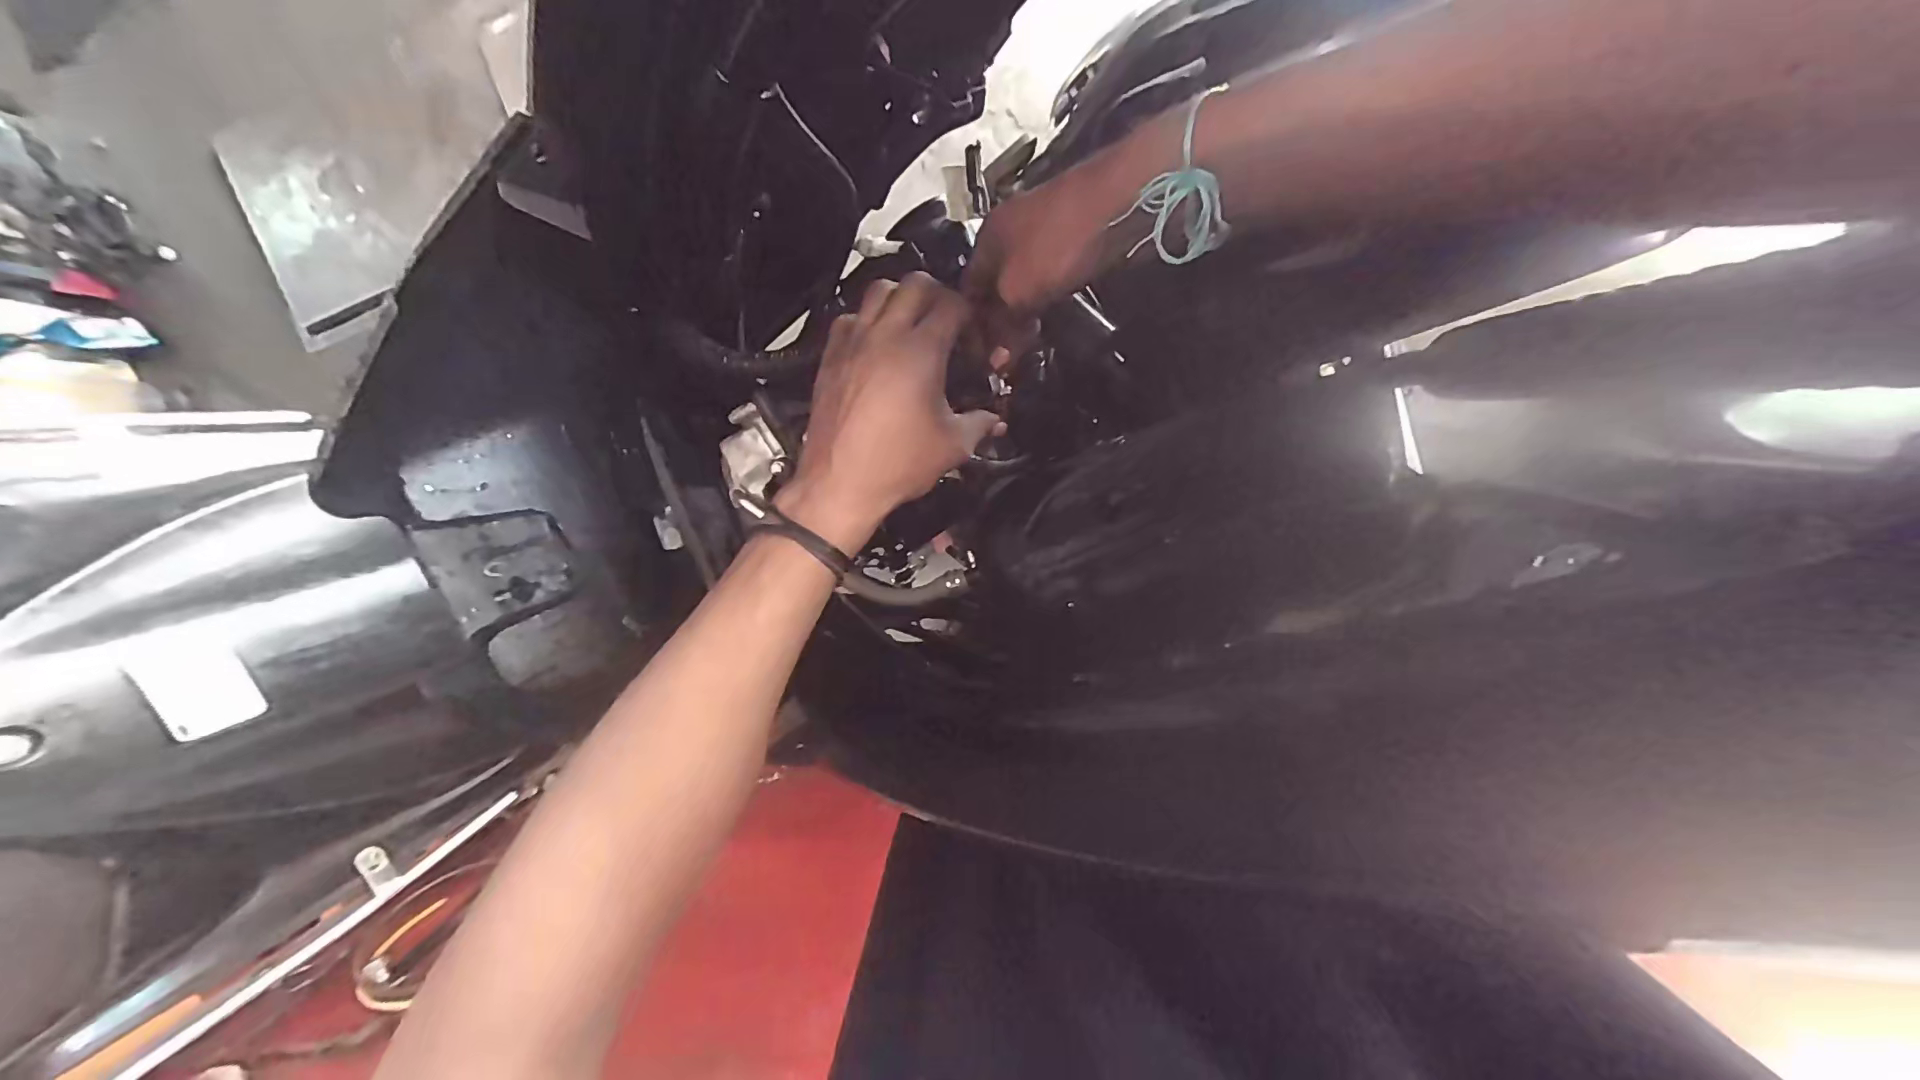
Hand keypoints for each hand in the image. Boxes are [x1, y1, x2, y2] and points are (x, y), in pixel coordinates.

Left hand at [774, 272, 1002, 552]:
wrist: (839, 484)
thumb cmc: (898, 464)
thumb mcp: (952, 446)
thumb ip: (980, 424)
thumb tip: (996, 420)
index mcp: (921, 351)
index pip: (953, 304)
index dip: (970, 315)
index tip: (974, 337)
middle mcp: (885, 335)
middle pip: (916, 283)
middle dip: (939, 295)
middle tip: (947, 323)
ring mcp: (853, 342)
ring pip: (878, 290)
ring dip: (901, 299)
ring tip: (911, 326)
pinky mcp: (830, 357)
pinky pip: (849, 318)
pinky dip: (866, 320)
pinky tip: (875, 345)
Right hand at [963, 183, 1106, 358]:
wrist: (1123, 198)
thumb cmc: (1059, 243)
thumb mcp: (1018, 290)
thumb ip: (1002, 325)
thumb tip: (995, 362)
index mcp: (986, 236)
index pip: (967, 291)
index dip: (972, 326)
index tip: (982, 359)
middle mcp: (1010, 232)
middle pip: (995, 288)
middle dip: (999, 323)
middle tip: (1007, 358)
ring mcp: (1044, 233)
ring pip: (1024, 284)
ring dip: (1025, 314)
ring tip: (1029, 346)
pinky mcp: (1073, 240)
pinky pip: (1050, 279)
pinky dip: (1048, 300)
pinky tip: (1053, 319)